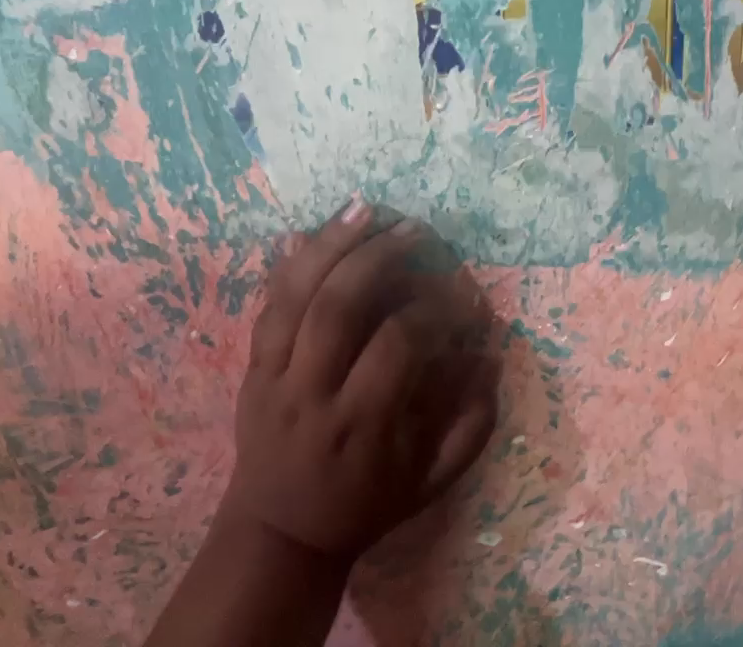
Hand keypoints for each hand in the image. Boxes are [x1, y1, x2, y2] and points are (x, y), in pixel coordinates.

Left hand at [221, 200, 497, 565]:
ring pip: (294, 296)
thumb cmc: (363, 505)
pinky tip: (308, 231)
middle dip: (379, 258)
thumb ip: (469, 428)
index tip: (462, 298)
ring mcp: (271, 377)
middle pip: (337, 308)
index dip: (434, 309)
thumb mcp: (428, 484)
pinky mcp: (251, 368)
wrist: (278, 533)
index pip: (397, 345)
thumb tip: (491, 359)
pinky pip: (266, 306)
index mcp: (359, 425)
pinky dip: (288, 264)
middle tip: (415, 230)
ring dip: (330, 244)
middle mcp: (310, 394)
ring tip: (365, 208)